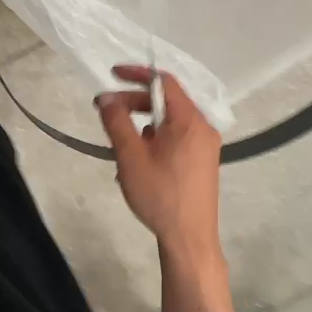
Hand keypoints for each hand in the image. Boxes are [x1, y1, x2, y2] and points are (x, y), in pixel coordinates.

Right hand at [96, 65, 224, 266]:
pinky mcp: (202, 162)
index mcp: (189, 121)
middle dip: (135, 102)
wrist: (189, 238)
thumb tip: (107, 97)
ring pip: (170, 121)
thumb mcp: (130, 156)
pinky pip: (176, 137)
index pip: (164, 82)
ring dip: (143, 122)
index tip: (112, 74)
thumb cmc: (159, 194)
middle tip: (107, 112)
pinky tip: (137, 159)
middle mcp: (203, 128)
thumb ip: (117, 121)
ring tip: (119, 142)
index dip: (137, 74)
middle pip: (167, 101)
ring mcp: (205, 146)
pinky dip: (154, 138)